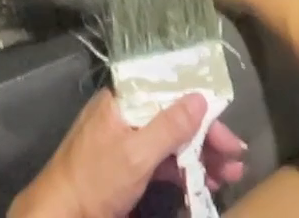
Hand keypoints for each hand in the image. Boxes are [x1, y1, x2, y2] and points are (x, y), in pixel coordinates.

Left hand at [11, 90, 246, 217]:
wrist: (59, 213)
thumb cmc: (96, 178)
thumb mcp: (137, 153)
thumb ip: (169, 126)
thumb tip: (200, 96)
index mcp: (122, 100)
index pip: (168, 93)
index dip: (201, 110)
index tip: (228, 132)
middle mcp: (125, 114)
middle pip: (172, 118)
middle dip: (206, 139)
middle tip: (238, 161)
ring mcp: (125, 140)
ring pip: (170, 142)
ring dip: (201, 157)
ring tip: (231, 176)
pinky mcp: (126, 166)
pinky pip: (160, 161)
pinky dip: (182, 171)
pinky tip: (205, 185)